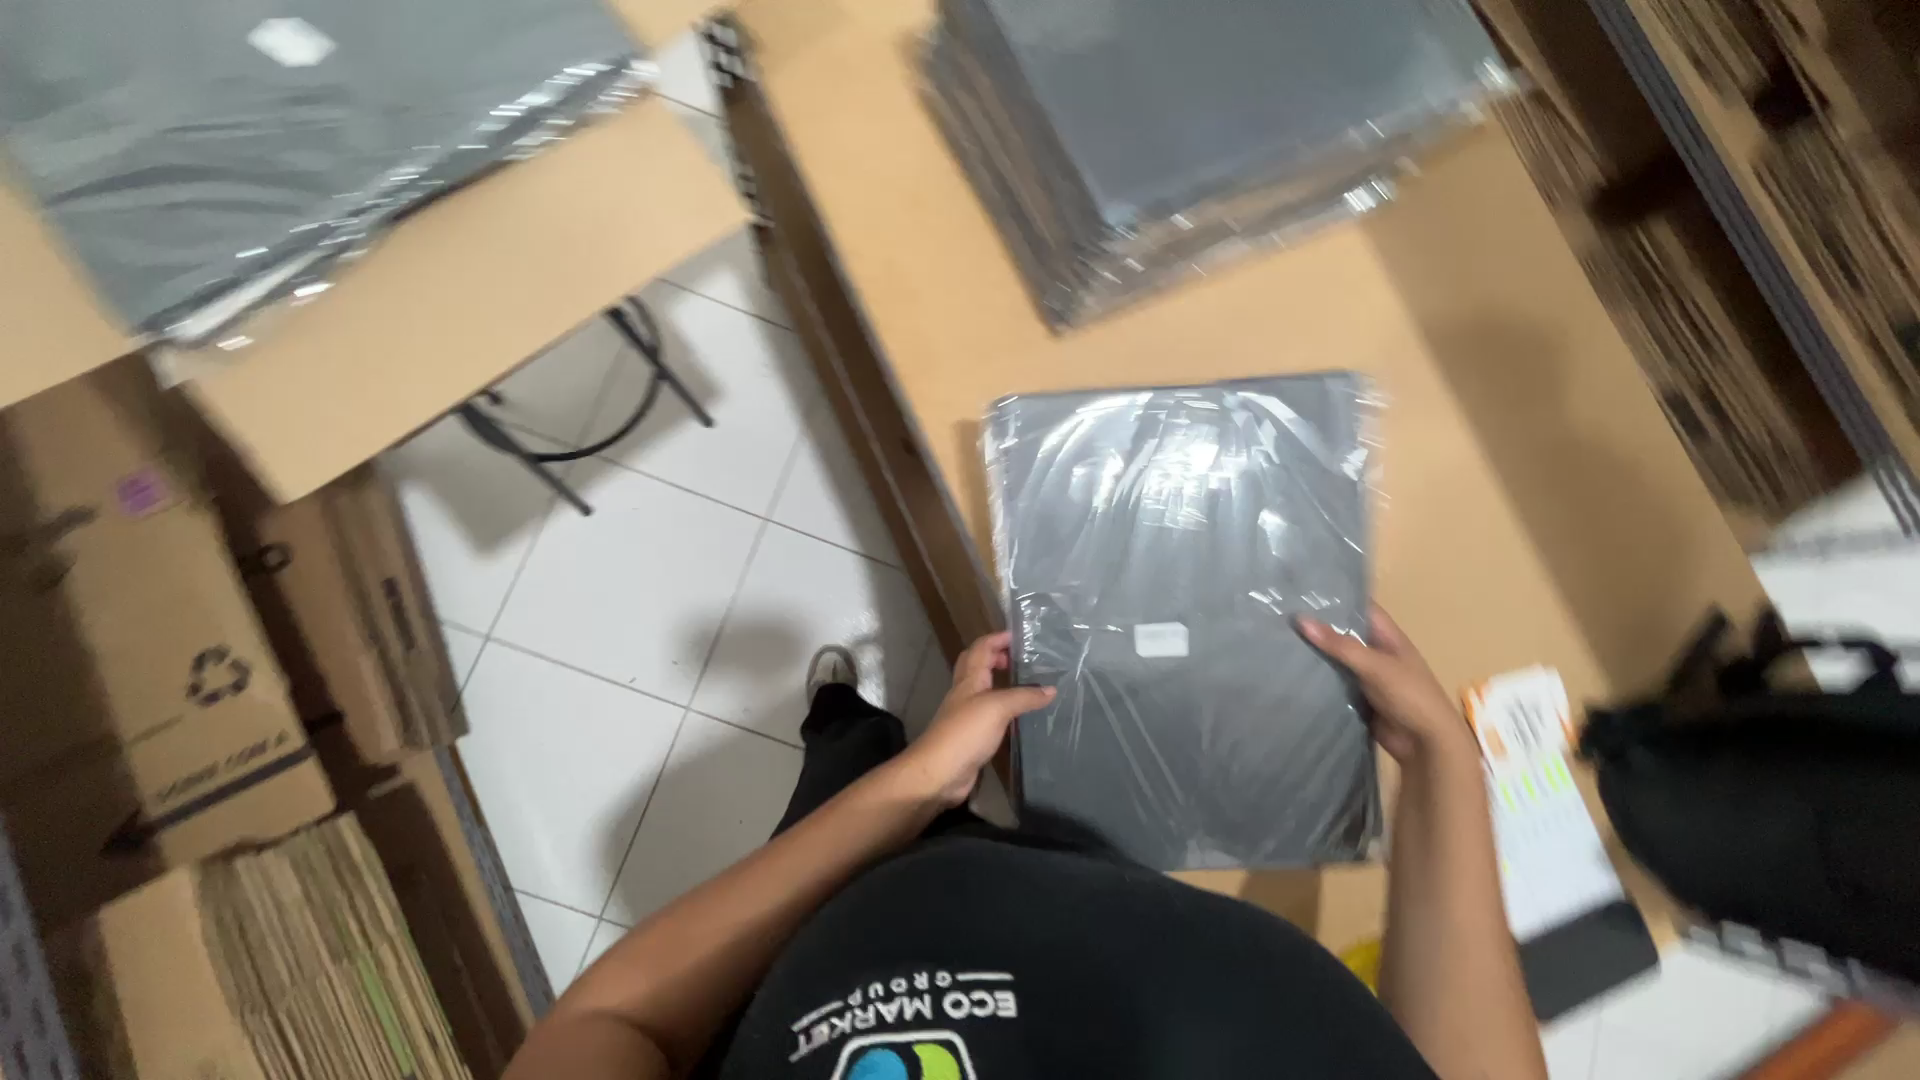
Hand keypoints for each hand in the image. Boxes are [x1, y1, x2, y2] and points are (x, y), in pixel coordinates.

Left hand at [888, 631, 1054, 807]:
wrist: (939, 773)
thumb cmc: (965, 732)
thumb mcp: (998, 708)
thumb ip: (1024, 697)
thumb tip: (1051, 689)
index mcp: (969, 679)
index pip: (981, 648)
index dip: (997, 639)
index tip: (1019, 636)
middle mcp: (965, 693)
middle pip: (976, 665)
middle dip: (995, 656)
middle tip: (1020, 659)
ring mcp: (966, 715)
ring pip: (982, 690)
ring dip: (999, 682)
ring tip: (1024, 684)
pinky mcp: (971, 736)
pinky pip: (988, 714)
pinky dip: (1002, 709)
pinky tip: (1017, 717)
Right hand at [1297, 604, 1475, 767]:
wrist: (1426, 744)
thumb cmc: (1410, 696)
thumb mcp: (1376, 666)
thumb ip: (1340, 645)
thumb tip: (1301, 620)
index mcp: (1389, 638)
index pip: (1361, 608)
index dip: (1337, 598)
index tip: (1304, 590)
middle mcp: (1376, 653)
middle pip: (1344, 633)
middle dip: (1318, 625)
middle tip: (1281, 612)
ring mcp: (1366, 676)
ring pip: (1336, 658)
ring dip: (1314, 652)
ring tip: (1278, 636)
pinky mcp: (1356, 696)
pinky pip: (1333, 681)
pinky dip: (1316, 676)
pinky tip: (1290, 669)